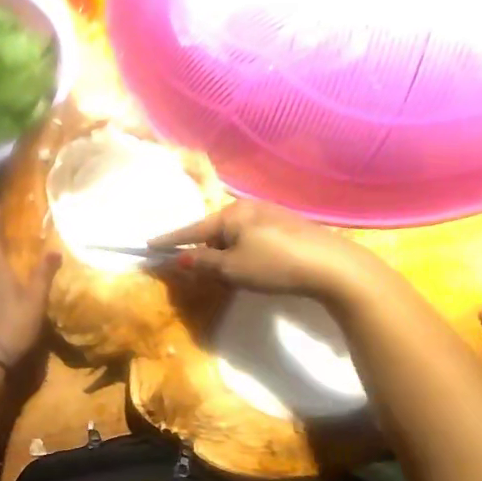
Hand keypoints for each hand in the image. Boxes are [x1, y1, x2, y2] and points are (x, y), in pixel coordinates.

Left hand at [0, 220, 60, 370]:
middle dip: (1, 233)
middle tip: (13, 218)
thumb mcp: (34, 300)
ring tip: (20, 241)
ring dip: (6, 250)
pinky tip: (21, 272)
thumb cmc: (13, 324)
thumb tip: (54, 250)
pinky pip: (2, 278)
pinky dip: (10, 268)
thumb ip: (43, 275)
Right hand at [151, 202, 377, 297]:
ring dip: (225, 252)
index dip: (170, 240)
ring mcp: (272, 215)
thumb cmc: (274, 265)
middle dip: (203, 248)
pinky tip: (253, 266)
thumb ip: (202, 262)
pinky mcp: (289, 227)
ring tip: (226, 273)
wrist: (332, 267)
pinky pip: (253, 237)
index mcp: (231, 213)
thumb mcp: (232, 269)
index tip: (149, 245)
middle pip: (214, 229)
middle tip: (197, 270)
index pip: (192, 228)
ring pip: (235, 234)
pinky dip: (243, 250)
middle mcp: (249, 207)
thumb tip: (178, 258)